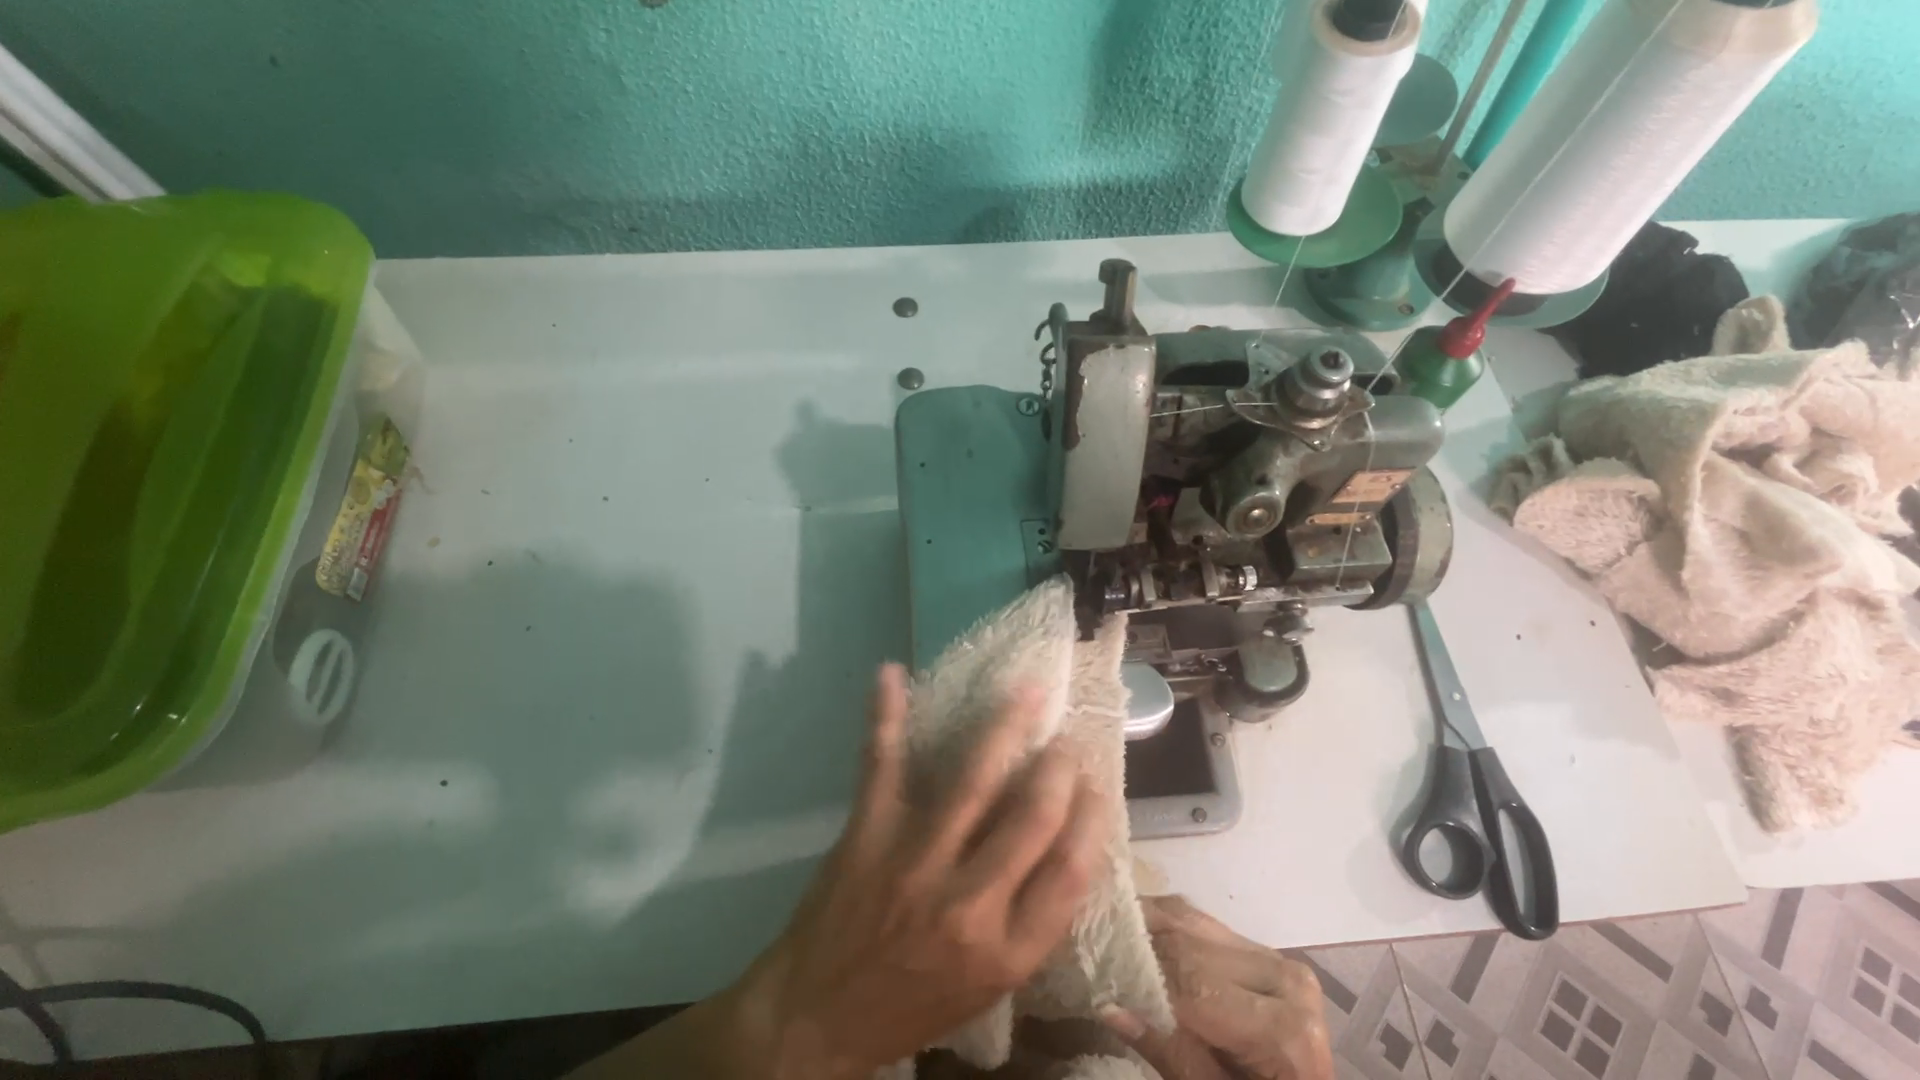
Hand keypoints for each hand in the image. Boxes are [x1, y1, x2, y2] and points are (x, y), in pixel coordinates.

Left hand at [719, 663, 1109, 1078]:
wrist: (815, 1017)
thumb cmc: (914, 1004)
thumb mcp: (992, 986)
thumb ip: (1033, 920)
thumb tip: (1068, 844)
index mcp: (1007, 949)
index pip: (1072, 868)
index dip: (1092, 817)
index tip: (1097, 786)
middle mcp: (968, 903)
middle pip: (1032, 815)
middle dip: (1058, 767)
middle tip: (1066, 740)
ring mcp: (914, 862)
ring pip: (973, 779)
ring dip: (1005, 725)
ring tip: (1026, 691)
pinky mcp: (867, 835)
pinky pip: (883, 765)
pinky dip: (885, 716)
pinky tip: (891, 673)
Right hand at [1107, 896, 1332, 1079]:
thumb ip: (1169, 1053)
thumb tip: (1108, 1006)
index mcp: (1282, 1030)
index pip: (1192, 984)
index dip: (1137, 975)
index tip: (1090, 969)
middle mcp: (1286, 979)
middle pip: (1189, 945)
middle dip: (1135, 947)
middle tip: (1086, 944)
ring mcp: (1277, 959)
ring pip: (1193, 921)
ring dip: (1143, 923)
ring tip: (1101, 929)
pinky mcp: (1264, 952)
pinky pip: (1204, 924)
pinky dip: (1164, 923)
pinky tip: (1132, 927)